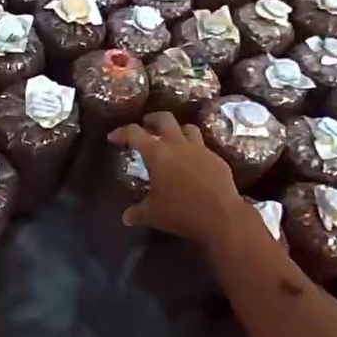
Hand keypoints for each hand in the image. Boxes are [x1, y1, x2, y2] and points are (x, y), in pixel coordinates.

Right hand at [109, 111, 245, 243]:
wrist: (221, 216)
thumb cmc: (181, 213)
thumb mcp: (153, 215)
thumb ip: (138, 212)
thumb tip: (126, 217)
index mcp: (158, 154)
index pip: (135, 133)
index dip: (122, 132)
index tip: (114, 137)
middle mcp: (179, 145)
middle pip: (165, 119)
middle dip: (153, 119)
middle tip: (146, 126)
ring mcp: (201, 149)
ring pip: (188, 128)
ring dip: (177, 130)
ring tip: (172, 140)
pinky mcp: (217, 159)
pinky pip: (203, 147)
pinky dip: (194, 150)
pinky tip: (193, 163)